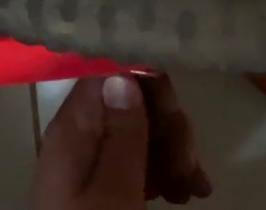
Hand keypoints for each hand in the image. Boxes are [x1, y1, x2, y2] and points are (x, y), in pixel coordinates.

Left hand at [32, 75, 211, 208]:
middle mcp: (79, 134)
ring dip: (172, 151)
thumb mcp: (115, 191)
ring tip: (192, 187)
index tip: (177, 107)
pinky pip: (137, 161)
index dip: (147, 80)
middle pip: (130, 101)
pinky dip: (163, 171)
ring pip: (140, 132)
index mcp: (74, 126)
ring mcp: (90, 161)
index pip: (110, 71)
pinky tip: (185, 194)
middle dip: (167, 124)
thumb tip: (125, 71)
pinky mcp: (101, 187)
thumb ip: (123, 132)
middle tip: (189, 162)